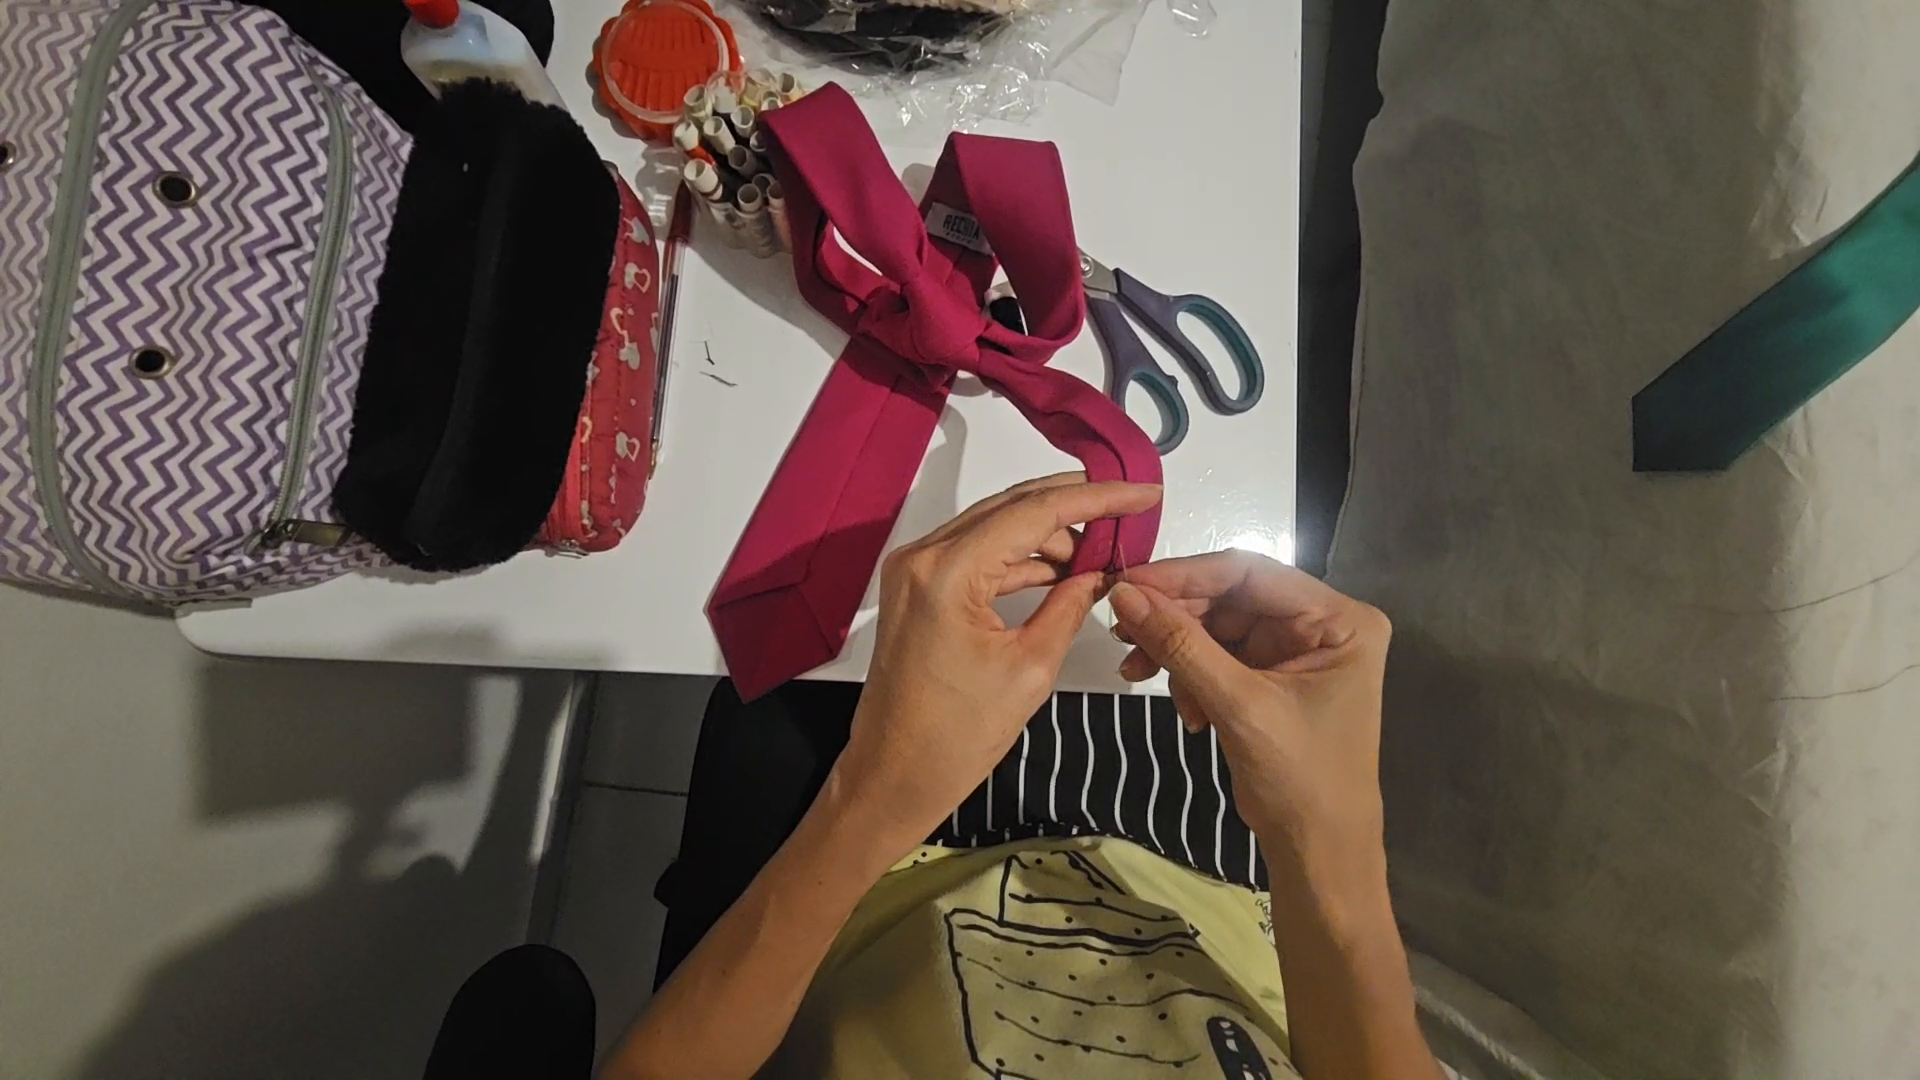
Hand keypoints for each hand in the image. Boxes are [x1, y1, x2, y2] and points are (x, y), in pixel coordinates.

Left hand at [833, 474, 1163, 848]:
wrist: (892, 776)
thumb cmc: (959, 737)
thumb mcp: (1030, 668)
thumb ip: (1070, 606)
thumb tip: (1103, 572)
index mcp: (947, 572)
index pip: (1032, 512)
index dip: (1095, 497)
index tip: (1143, 492)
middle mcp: (923, 554)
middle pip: (1010, 507)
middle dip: (1073, 506)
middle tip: (1128, 514)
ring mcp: (915, 567)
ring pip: (995, 527)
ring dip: (1047, 536)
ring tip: (1101, 553)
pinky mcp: (917, 585)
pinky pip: (977, 555)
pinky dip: (1019, 560)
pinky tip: (1061, 572)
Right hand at [1105, 552, 1391, 893]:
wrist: (1317, 852)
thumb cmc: (1299, 779)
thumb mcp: (1237, 705)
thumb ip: (1179, 644)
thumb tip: (1121, 593)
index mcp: (1338, 619)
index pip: (1248, 572)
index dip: (1183, 576)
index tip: (1126, 584)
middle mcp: (1318, 623)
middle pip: (1226, 598)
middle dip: (1173, 620)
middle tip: (1121, 633)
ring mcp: (1291, 648)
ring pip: (1212, 626)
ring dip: (1173, 651)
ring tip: (1138, 675)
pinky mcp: (1266, 673)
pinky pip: (1212, 654)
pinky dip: (1186, 674)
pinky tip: (1184, 710)